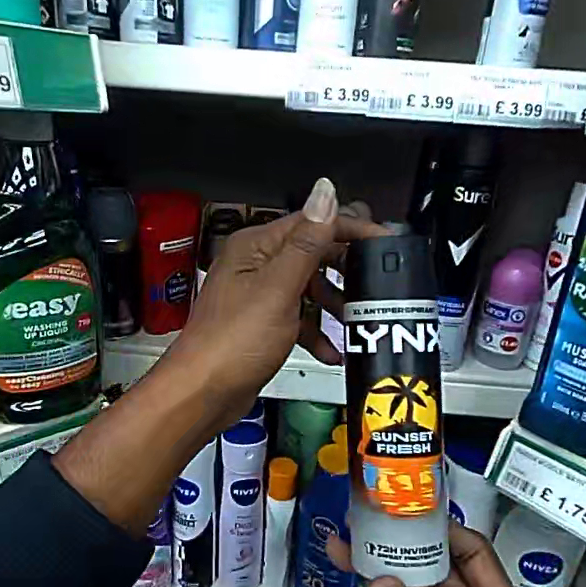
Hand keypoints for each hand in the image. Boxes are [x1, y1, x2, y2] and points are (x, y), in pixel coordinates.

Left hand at [158, 177, 387, 423]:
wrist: (203, 394)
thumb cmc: (232, 341)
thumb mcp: (279, 287)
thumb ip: (307, 242)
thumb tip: (324, 192)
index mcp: (256, 247)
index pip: (312, 222)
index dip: (349, 228)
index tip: (381, 239)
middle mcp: (256, 265)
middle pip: (312, 253)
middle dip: (343, 267)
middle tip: (374, 278)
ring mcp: (259, 295)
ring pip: (308, 287)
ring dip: (332, 303)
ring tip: (355, 317)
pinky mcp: (263, 323)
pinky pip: (298, 318)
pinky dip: (316, 331)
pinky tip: (332, 349)